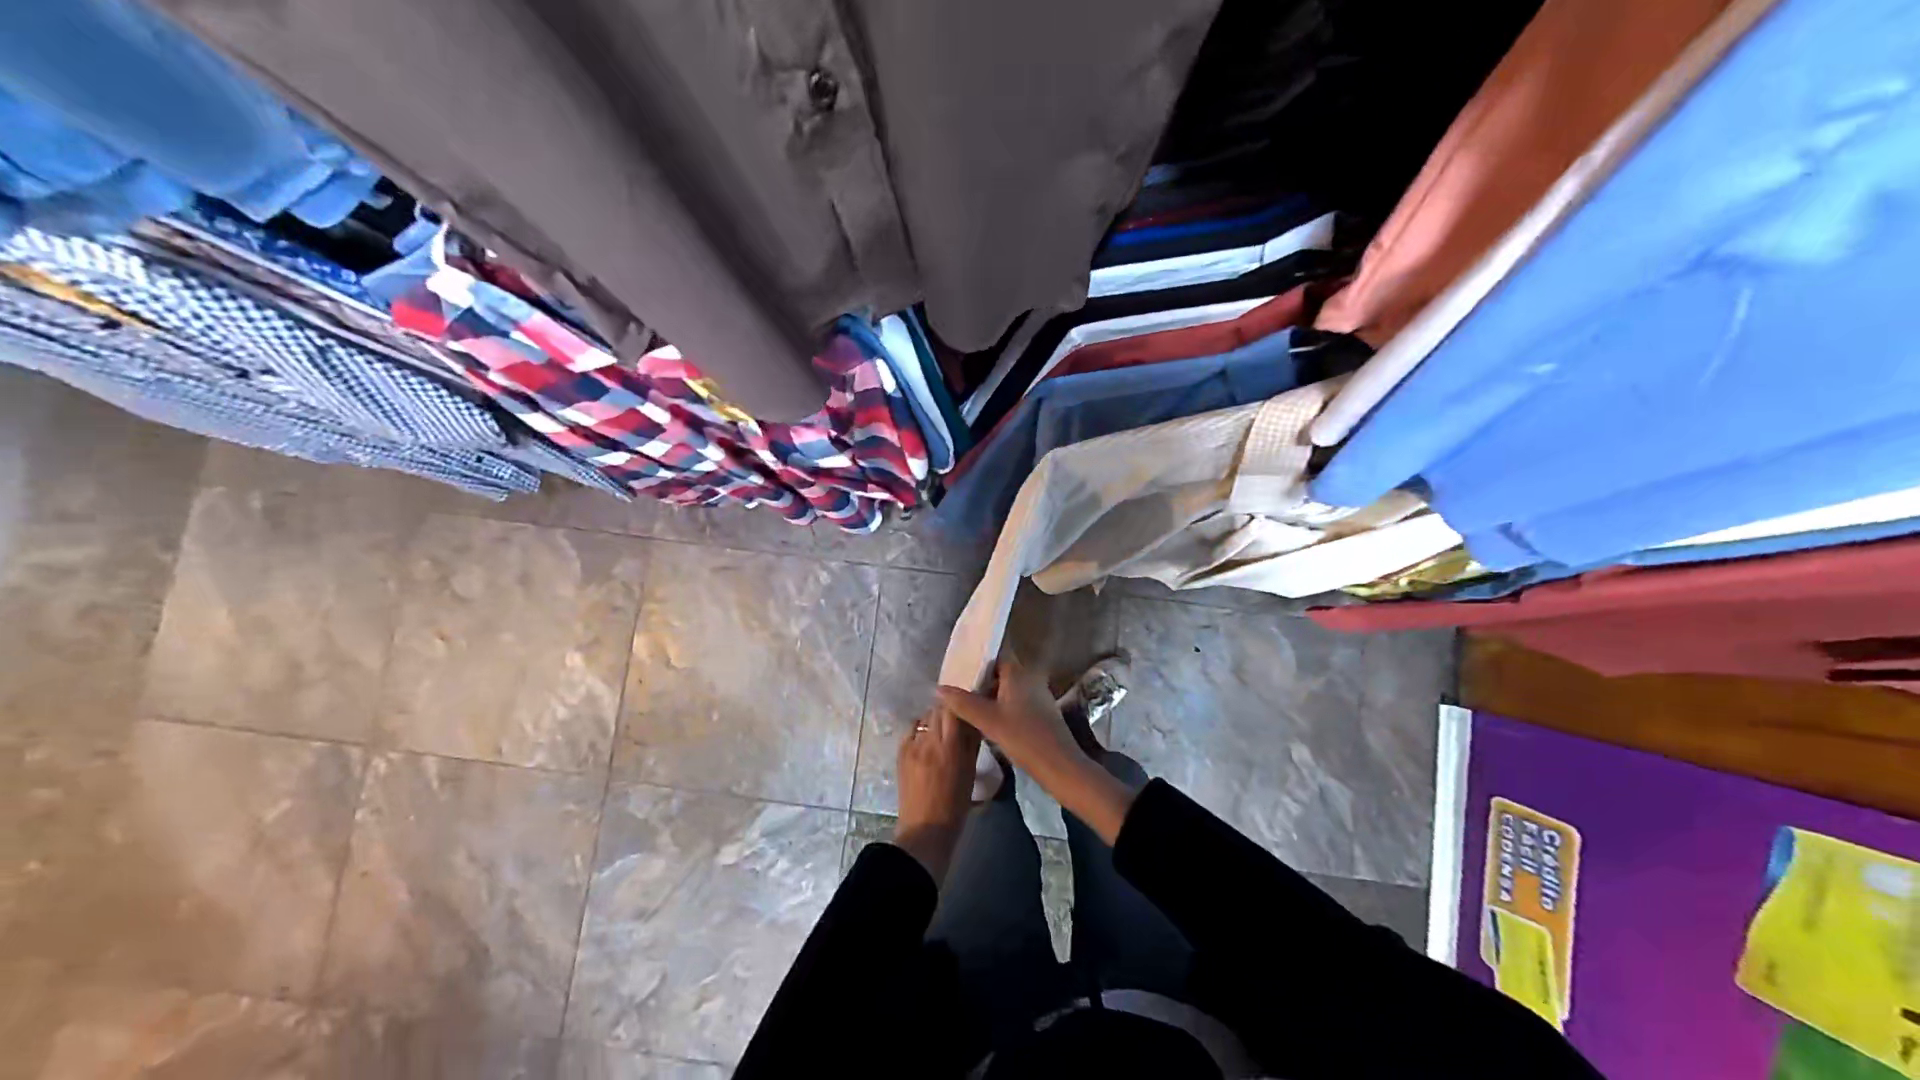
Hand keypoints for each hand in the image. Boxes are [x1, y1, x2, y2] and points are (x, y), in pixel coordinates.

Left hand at [893, 704, 978, 881]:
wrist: (925, 829)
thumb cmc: (955, 805)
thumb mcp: (970, 773)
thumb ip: (971, 744)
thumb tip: (974, 721)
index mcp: (950, 747)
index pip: (955, 710)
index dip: (962, 704)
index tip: (969, 704)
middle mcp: (930, 741)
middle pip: (939, 710)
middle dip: (948, 711)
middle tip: (957, 718)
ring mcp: (912, 745)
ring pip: (925, 719)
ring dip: (935, 721)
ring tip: (942, 732)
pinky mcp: (900, 752)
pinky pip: (913, 730)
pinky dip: (920, 730)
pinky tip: (926, 741)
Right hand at [934, 659, 1085, 788]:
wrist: (1060, 766)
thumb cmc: (1024, 738)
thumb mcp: (988, 720)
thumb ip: (962, 702)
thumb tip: (939, 688)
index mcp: (1019, 673)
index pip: (994, 655)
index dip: (976, 660)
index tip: (956, 667)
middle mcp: (1030, 678)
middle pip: (999, 673)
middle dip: (979, 680)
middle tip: (956, 689)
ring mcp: (1037, 696)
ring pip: (1007, 689)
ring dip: (989, 695)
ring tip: (966, 705)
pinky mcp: (1040, 713)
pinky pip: (1015, 702)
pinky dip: (1000, 707)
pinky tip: (986, 721)